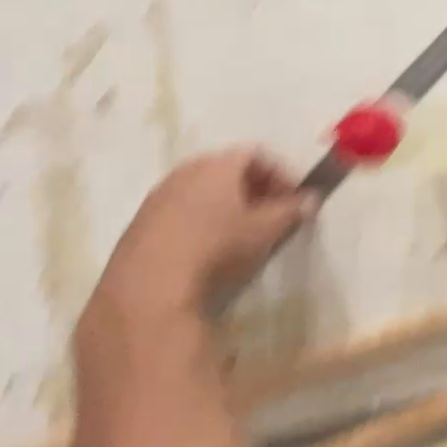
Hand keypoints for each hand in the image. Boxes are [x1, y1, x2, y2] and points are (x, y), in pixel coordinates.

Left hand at [91, 148, 316, 320]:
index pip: (257, 154)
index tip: (295, 197)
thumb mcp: (268, 228)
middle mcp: (183, 174)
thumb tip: (310, 199)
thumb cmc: (217, 247)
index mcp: (216, 166)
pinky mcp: (136, 227)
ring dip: (227, 204)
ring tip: (242, 230)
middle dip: (254, 187)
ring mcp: (155, 200)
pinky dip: (201, 219)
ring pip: (201, 191)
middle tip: (272, 210)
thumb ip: (293, 209)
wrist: (146, 292)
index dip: (283, 172)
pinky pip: (179, 211)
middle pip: (226, 169)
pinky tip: (209, 246)